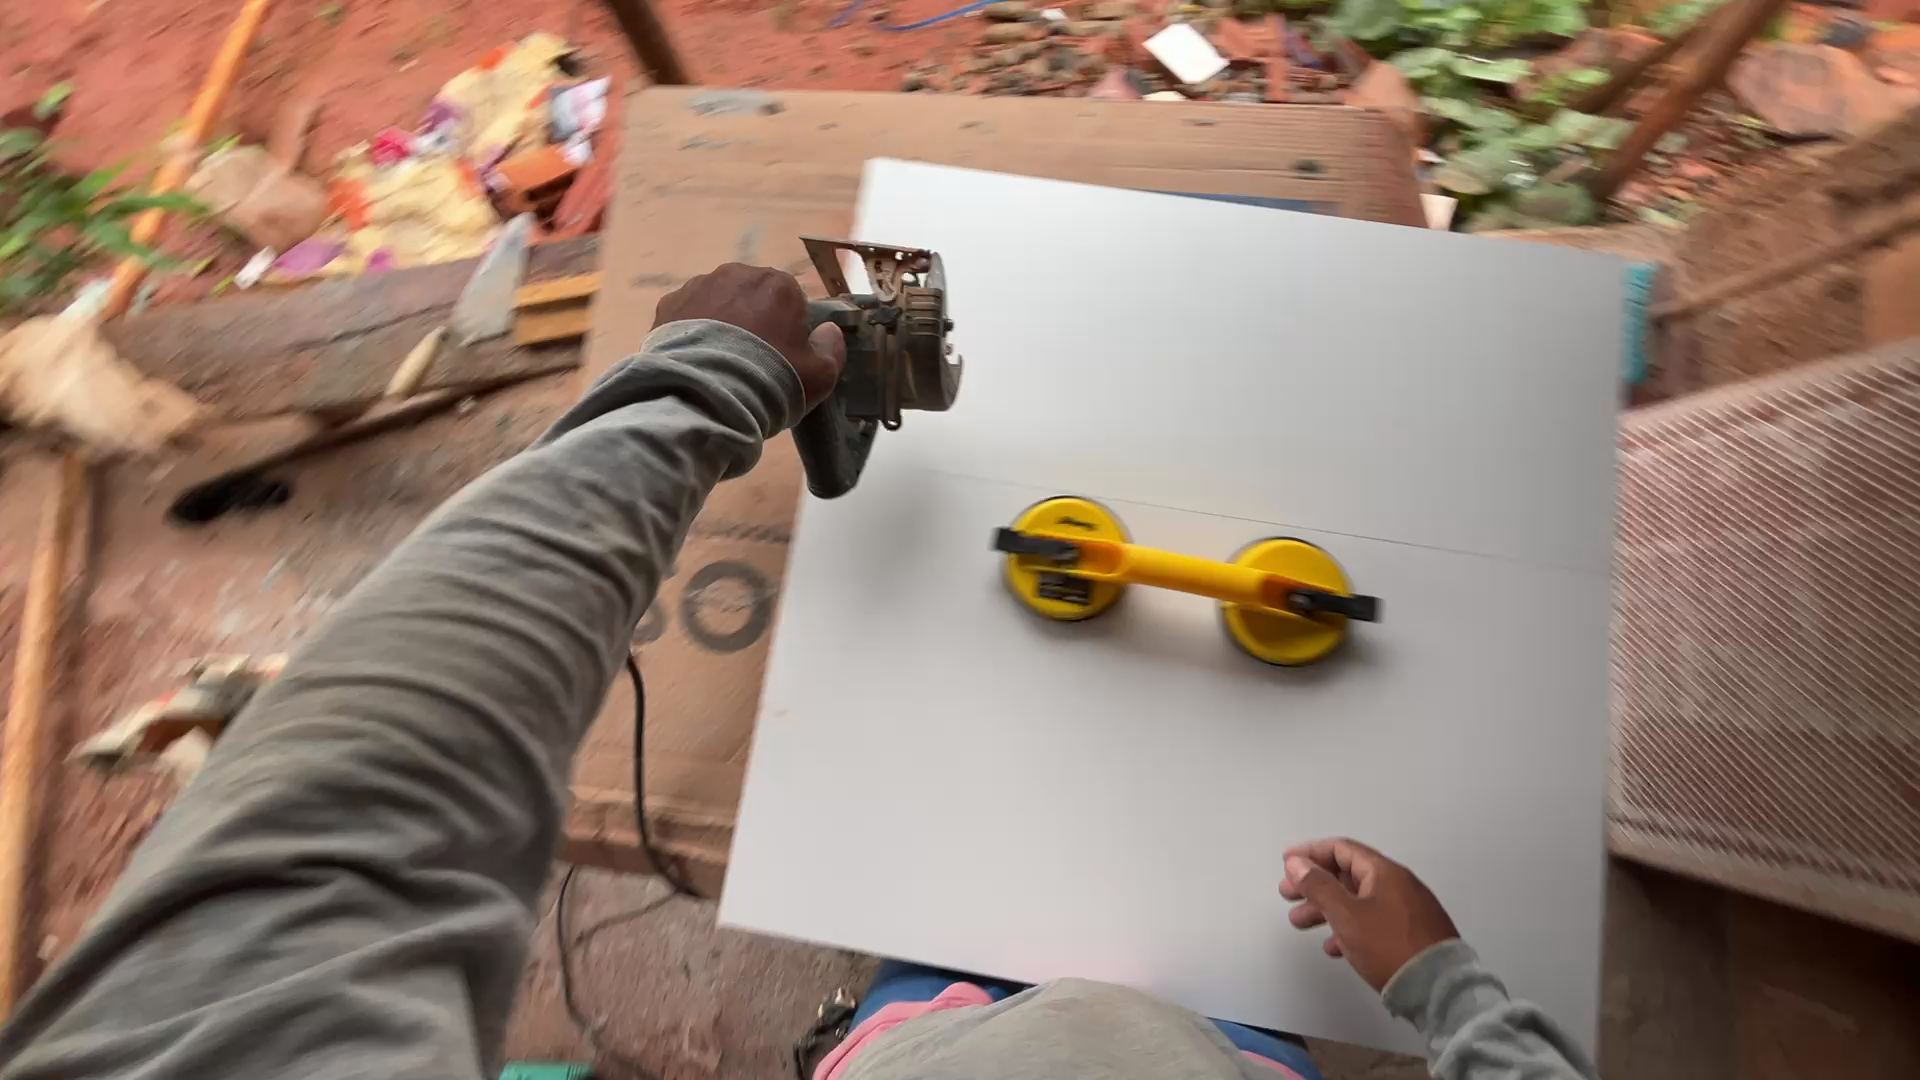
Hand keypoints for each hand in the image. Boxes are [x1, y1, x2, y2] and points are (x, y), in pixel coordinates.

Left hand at [653, 263, 847, 408]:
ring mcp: (698, 286)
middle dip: (755, 321)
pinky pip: (689, 316)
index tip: (785, 356)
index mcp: (779, 284)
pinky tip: (698, 362)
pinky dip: (694, 333)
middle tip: (754, 361)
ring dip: (723, 325)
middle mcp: (738, 274)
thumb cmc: (772, 380)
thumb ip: (832, 348)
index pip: (793, 299)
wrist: (707, 396)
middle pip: (754, 296)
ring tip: (722, 363)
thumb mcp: (820, 375)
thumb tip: (829, 331)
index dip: (791, 329)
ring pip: (719, 303)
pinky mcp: (667, 305)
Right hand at [1280, 837, 1459, 991]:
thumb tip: (1296, 862)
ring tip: (1299, 922)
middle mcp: (1398, 886)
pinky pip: (1372, 922)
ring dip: (1326, 908)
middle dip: (1313, 884)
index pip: (1341, 849)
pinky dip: (1348, 927)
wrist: (1443, 995)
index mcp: (1384, 872)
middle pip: (1346, 876)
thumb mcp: (1346, 914)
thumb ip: (1318, 886)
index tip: (1286, 863)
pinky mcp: (1413, 937)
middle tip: (1286, 894)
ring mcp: (1408, 912)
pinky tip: (1333, 947)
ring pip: (1357, 901)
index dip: (1310, 853)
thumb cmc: (1389, 946)